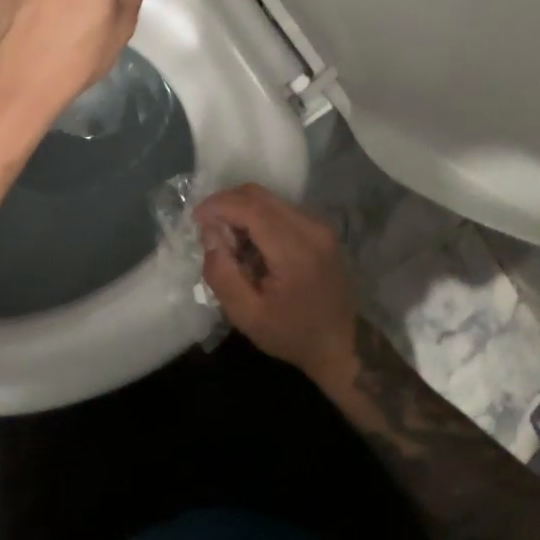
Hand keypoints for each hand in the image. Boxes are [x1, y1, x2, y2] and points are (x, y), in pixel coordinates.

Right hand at [196, 184, 359, 388]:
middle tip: (210, 231)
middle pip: (259, 194)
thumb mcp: (247, 316)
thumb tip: (209, 234)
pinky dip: (258, 217)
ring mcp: (319, 225)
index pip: (251, 207)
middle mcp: (311, 227)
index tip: (196, 220)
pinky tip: (253, 246)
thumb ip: (222, 273)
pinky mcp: (320, 228)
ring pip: (269, 198)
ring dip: (242, 211)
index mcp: (295, 251)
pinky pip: (280, 208)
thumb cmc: (293, 335)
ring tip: (231, 242)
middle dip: (227, 204)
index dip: (218, 205)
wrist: (343, 344)